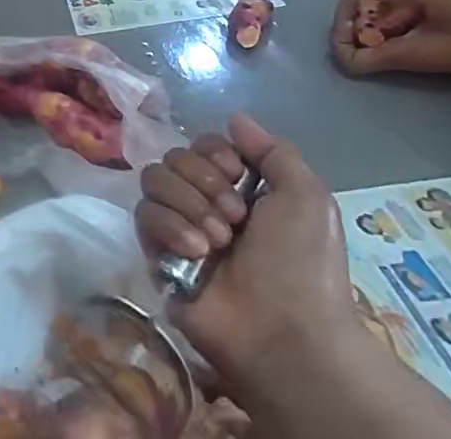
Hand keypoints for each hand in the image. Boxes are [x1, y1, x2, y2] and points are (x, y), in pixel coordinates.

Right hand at [135, 115, 360, 386]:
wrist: (285, 332)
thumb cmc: (302, 262)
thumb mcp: (307, 196)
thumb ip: (272, 149)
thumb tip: (235, 117)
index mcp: (240, 188)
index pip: (203, 144)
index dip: (214, 151)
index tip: (236, 172)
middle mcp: (206, 202)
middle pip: (175, 157)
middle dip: (204, 181)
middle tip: (235, 217)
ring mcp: (179, 228)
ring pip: (154, 180)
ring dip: (188, 203)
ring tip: (218, 240)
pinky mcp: (156, 254)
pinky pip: (144, 216)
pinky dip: (171, 227)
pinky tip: (197, 251)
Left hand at [331, 0, 450, 90]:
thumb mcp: (444, 5)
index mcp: (397, 55)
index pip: (348, 60)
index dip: (338, 34)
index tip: (352, 7)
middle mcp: (400, 55)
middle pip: (357, 40)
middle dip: (357, 12)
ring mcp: (414, 48)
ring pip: (376, 29)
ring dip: (377, 6)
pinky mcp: (427, 39)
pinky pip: (397, 24)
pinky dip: (396, 5)